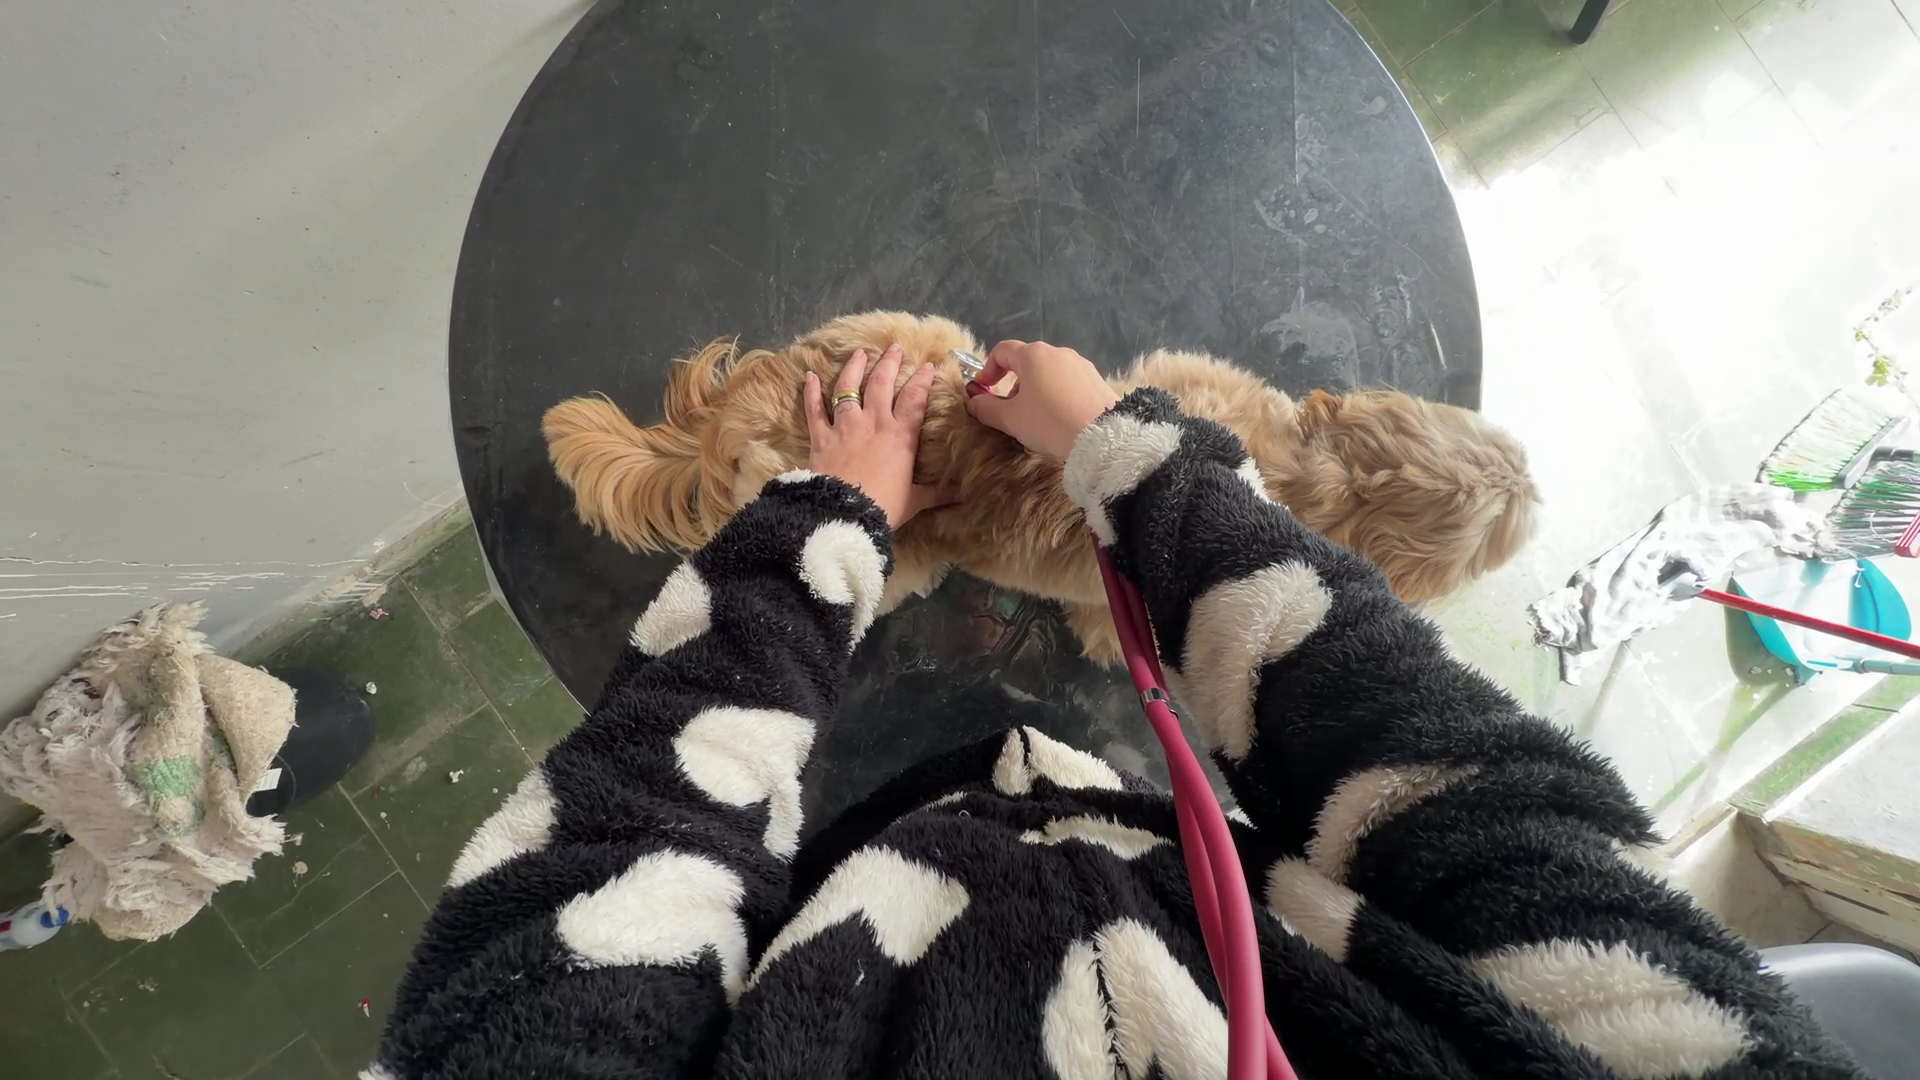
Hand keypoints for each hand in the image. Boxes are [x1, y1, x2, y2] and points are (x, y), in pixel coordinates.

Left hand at [804, 344, 958, 528]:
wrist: (844, 514)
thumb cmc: (883, 507)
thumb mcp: (915, 500)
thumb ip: (938, 492)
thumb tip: (964, 494)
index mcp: (900, 436)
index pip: (915, 399)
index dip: (922, 380)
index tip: (929, 365)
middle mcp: (873, 422)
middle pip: (882, 383)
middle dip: (890, 363)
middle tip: (895, 348)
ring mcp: (845, 426)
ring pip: (849, 387)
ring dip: (854, 368)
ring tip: (860, 353)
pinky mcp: (821, 436)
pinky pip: (814, 409)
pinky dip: (811, 392)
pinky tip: (810, 376)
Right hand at [962, 339, 1119, 458]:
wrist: (1101, 435)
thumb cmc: (1048, 422)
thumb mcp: (1011, 419)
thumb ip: (987, 409)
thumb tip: (973, 402)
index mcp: (1033, 355)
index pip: (1002, 351)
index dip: (988, 370)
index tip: (983, 391)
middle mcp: (1057, 352)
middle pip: (1027, 363)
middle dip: (1013, 385)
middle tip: (1011, 411)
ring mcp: (1080, 364)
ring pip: (1048, 374)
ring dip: (1035, 392)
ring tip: (1036, 420)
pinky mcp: (1096, 379)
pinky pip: (1067, 383)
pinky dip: (1056, 396)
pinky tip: (1059, 421)